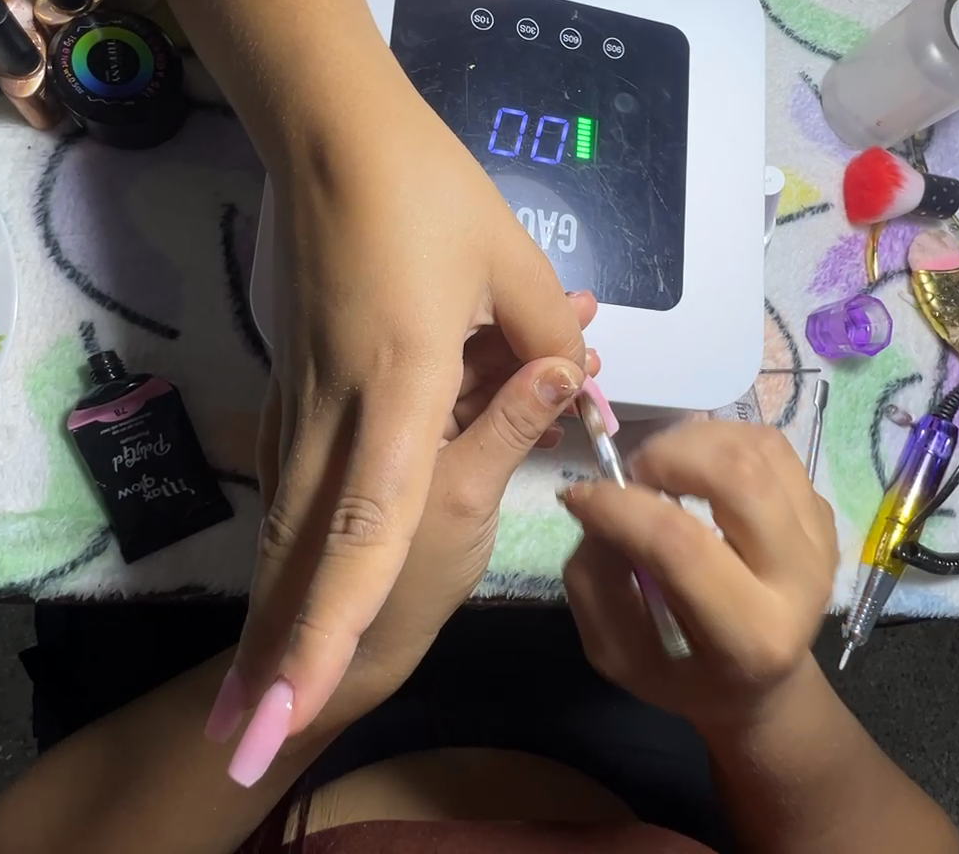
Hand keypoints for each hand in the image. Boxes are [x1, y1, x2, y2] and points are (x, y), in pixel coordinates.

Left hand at [214, 343, 589, 786]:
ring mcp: (413, 431)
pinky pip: (479, 420)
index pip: (458, 337)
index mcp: (386, 396)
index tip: (577, 308)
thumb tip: (562, 361)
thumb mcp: (468, 492)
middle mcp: (392, 400)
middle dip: (534, 342)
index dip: (521, 322)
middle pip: (472, 356)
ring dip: (533, 377)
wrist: (368, 650)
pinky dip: (518, 414)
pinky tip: (558, 412)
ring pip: (480, 386)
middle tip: (590, 323)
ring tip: (589, 365)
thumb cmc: (413, 573)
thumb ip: (511, 424)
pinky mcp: (433, 459)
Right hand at [234, 99, 587, 736]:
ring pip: (295, 512)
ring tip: (274, 669)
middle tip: (251, 734)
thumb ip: (550, 340)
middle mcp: (338, 406)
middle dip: (279, 644)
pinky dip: (305, 525)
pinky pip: (299, 468)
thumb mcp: (510, 265)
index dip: (327, 618)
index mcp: (399, 380)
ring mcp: (301, 392)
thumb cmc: (430, 194)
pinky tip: (315, 549)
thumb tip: (587, 390)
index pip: (365, 519)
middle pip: (305, 540)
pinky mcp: (291, 377)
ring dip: (288, 594)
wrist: (334, 141)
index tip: (287, 710)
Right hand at [561, 421, 837, 732]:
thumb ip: (596, 584)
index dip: (620, 508)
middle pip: (739, 479)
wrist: (764, 683)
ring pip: (757, 449)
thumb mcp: (618, 654)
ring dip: (691, 441)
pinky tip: (695, 466)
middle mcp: (801, 583)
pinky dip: (719, 439)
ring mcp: (821, 540)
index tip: (580, 497)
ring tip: (660, 469)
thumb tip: (597, 506)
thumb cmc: (682, 669)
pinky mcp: (823, 512)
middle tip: (633, 476)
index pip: (682, 547)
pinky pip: (770, 445)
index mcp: (750, 638)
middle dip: (665, 457)